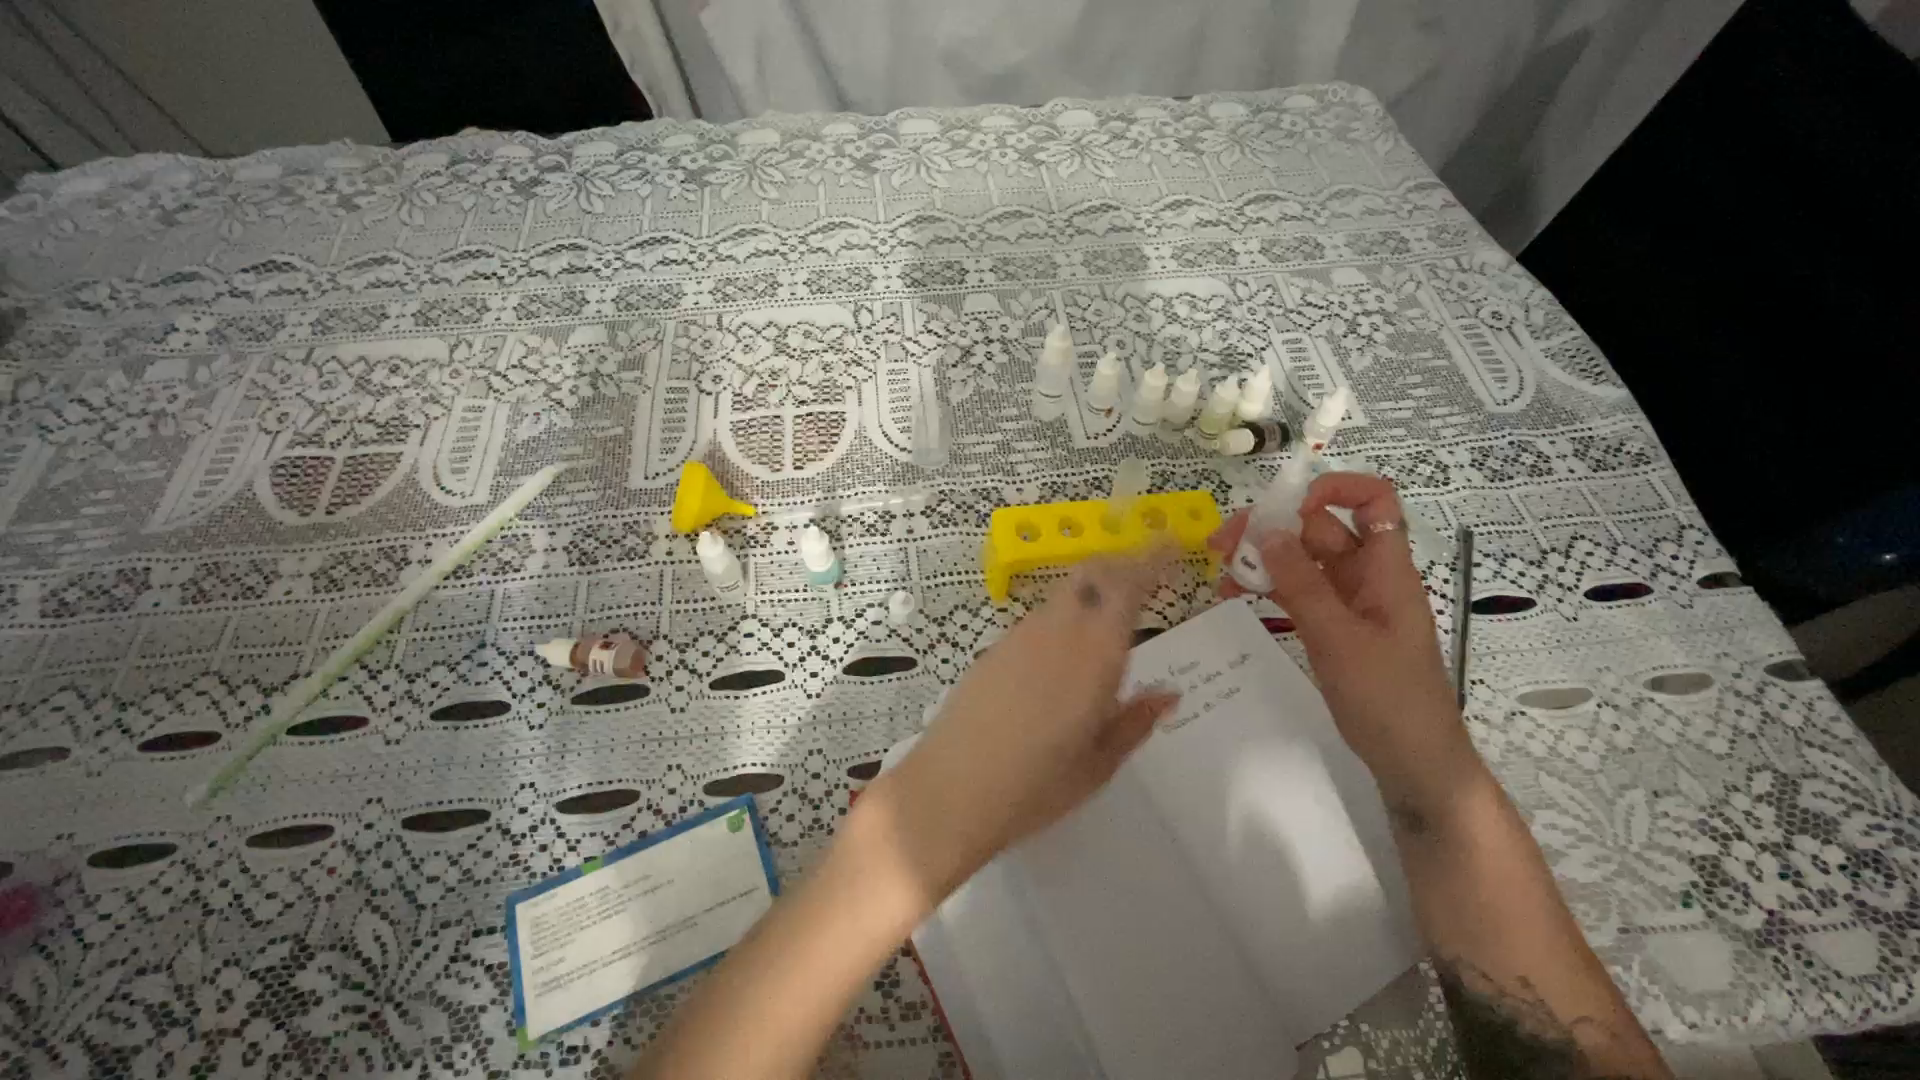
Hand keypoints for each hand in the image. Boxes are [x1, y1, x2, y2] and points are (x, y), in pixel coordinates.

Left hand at [861, 550, 1180, 906]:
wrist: (949, 789)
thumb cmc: (1035, 786)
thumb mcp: (1098, 765)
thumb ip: (1134, 722)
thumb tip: (1168, 694)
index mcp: (1095, 653)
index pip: (1128, 584)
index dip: (1152, 558)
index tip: (1171, 544)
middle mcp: (1058, 630)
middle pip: (1092, 573)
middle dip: (1122, 565)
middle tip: (1146, 574)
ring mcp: (1020, 636)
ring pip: (1064, 594)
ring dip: (1091, 591)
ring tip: (1109, 616)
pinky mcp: (993, 650)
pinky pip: (1039, 619)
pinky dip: (1063, 617)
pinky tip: (1063, 654)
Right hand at [1209, 472, 1484, 814]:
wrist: (1413, 759)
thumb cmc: (1388, 698)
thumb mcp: (1339, 639)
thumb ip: (1302, 585)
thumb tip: (1269, 532)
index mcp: (1385, 570)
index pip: (1375, 500)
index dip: (1335, 488)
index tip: (1286, 507)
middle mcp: (1367, 577)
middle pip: (1322, 529)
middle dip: (1274, 527)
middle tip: (1222, 543)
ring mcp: (1349, 603)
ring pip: (1303, 561)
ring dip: (1264, 558)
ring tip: (1221, 571)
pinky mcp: (1333, 628)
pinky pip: (1298, 593)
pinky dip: (1269, 588)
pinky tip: (1236, 595)